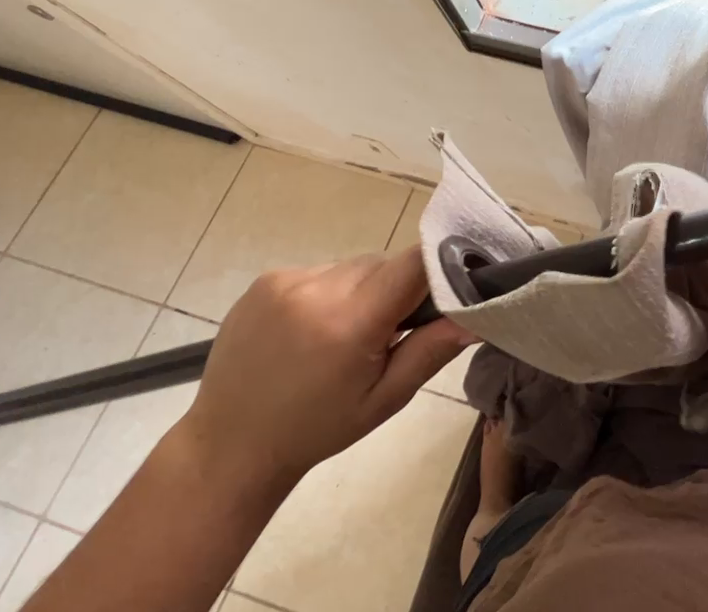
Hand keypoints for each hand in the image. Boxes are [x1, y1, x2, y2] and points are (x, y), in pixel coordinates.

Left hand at [176, 247, 473, 489]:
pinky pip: (323, 271)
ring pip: (355, 265)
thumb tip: (477, 314)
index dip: (439, 267)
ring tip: (350, 333)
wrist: (229, 444)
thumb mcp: (385, 399)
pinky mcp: (265, 279)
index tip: (450, 289)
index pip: (413, 263)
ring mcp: (285, 280)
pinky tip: (317, 328)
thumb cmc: (317, 429)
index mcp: (349, 322)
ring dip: (366, 288)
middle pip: (385, 263)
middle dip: (400, 288)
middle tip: (395, 330)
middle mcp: (316, 289)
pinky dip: (333, 291)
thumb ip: (431, 351)